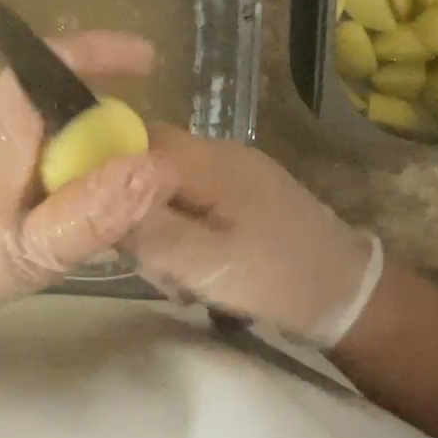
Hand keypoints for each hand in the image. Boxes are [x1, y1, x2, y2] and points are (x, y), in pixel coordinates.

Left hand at [0, 31, 172, 330]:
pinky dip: (33, 120)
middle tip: (123, 118)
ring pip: (14, 92)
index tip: (143, 61)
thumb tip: (153, 168)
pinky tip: (49, 159)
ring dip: (58, 104)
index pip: (38, 65)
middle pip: (30, 76)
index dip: (93, 52)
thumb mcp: (37, 254)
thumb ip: (92, 213)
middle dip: (83, 83)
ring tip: (93, 139)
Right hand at [121, 126, 382, 348]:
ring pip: (161, 185)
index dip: (100, 171)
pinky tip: (185, 265)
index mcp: (210, 161)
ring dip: (151, 225)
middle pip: (143, 163)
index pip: (132, 141)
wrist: (349, 296)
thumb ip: (146, 229)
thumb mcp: (202, 262)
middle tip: (133, 253)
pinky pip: (185, 200)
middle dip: (126, 206)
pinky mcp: (238, 195)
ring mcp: (231, 173)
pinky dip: (174, 230)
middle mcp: (218, 154)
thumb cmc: (275, 278)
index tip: (88, 213)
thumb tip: (95, 202)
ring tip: (166, 271)